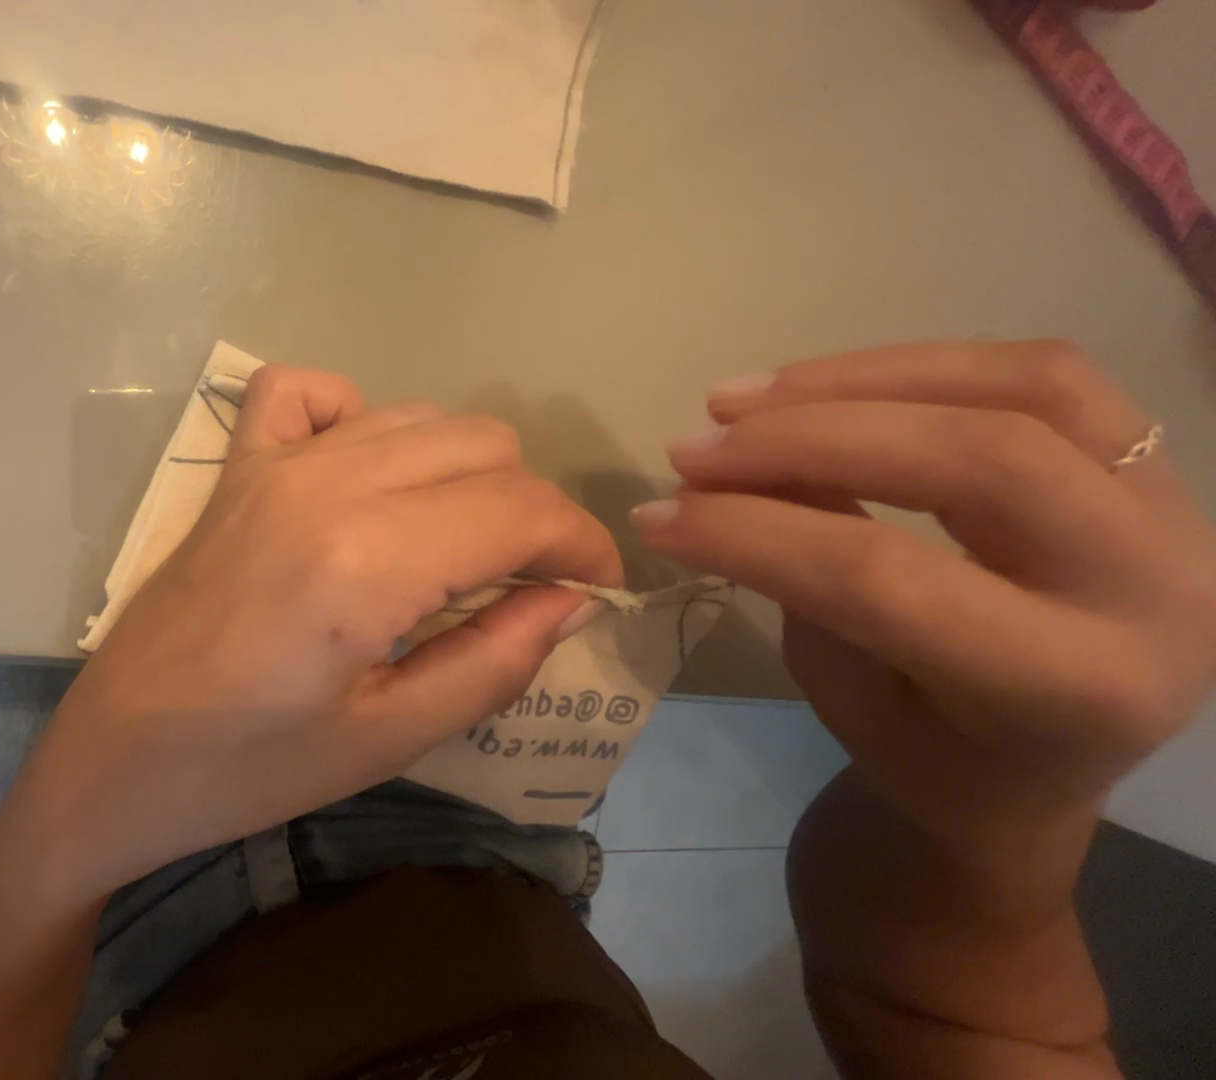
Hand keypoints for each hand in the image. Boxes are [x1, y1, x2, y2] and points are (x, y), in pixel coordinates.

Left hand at [6, 365, 622, 897]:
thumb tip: (566, 599)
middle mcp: (324, 485)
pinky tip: (362, 474)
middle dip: (527, 511)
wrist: (115, 758)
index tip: (594, 588)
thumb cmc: (247, 770)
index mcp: (367, 559)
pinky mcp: (232, 472)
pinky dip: (356, 417)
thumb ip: (492, 661)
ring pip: (414, 417)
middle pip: (481, 446)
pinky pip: (306, 393)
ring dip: (460, 472)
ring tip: (454, 544)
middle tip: (521, 583)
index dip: (580, 543)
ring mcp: (270, 467)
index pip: (520, 508)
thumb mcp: (387, 738)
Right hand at [635, 341, 1215, 846]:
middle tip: (693, 451)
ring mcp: (1174, 511)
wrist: (1030, 763)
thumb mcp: (839, 685)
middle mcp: (1154, 589)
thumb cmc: (921, 747)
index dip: (751, 533)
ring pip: (1025, 390)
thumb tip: (716, 484)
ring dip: (856, 382)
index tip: (654, 515)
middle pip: (975, 461)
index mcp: (1070, 688)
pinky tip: (814, 386)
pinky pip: (1039, 376)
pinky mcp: (1150, 464)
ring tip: (739, 401)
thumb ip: (796, 579)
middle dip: (803, 441)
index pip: (884, 578)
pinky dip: (908, 366)